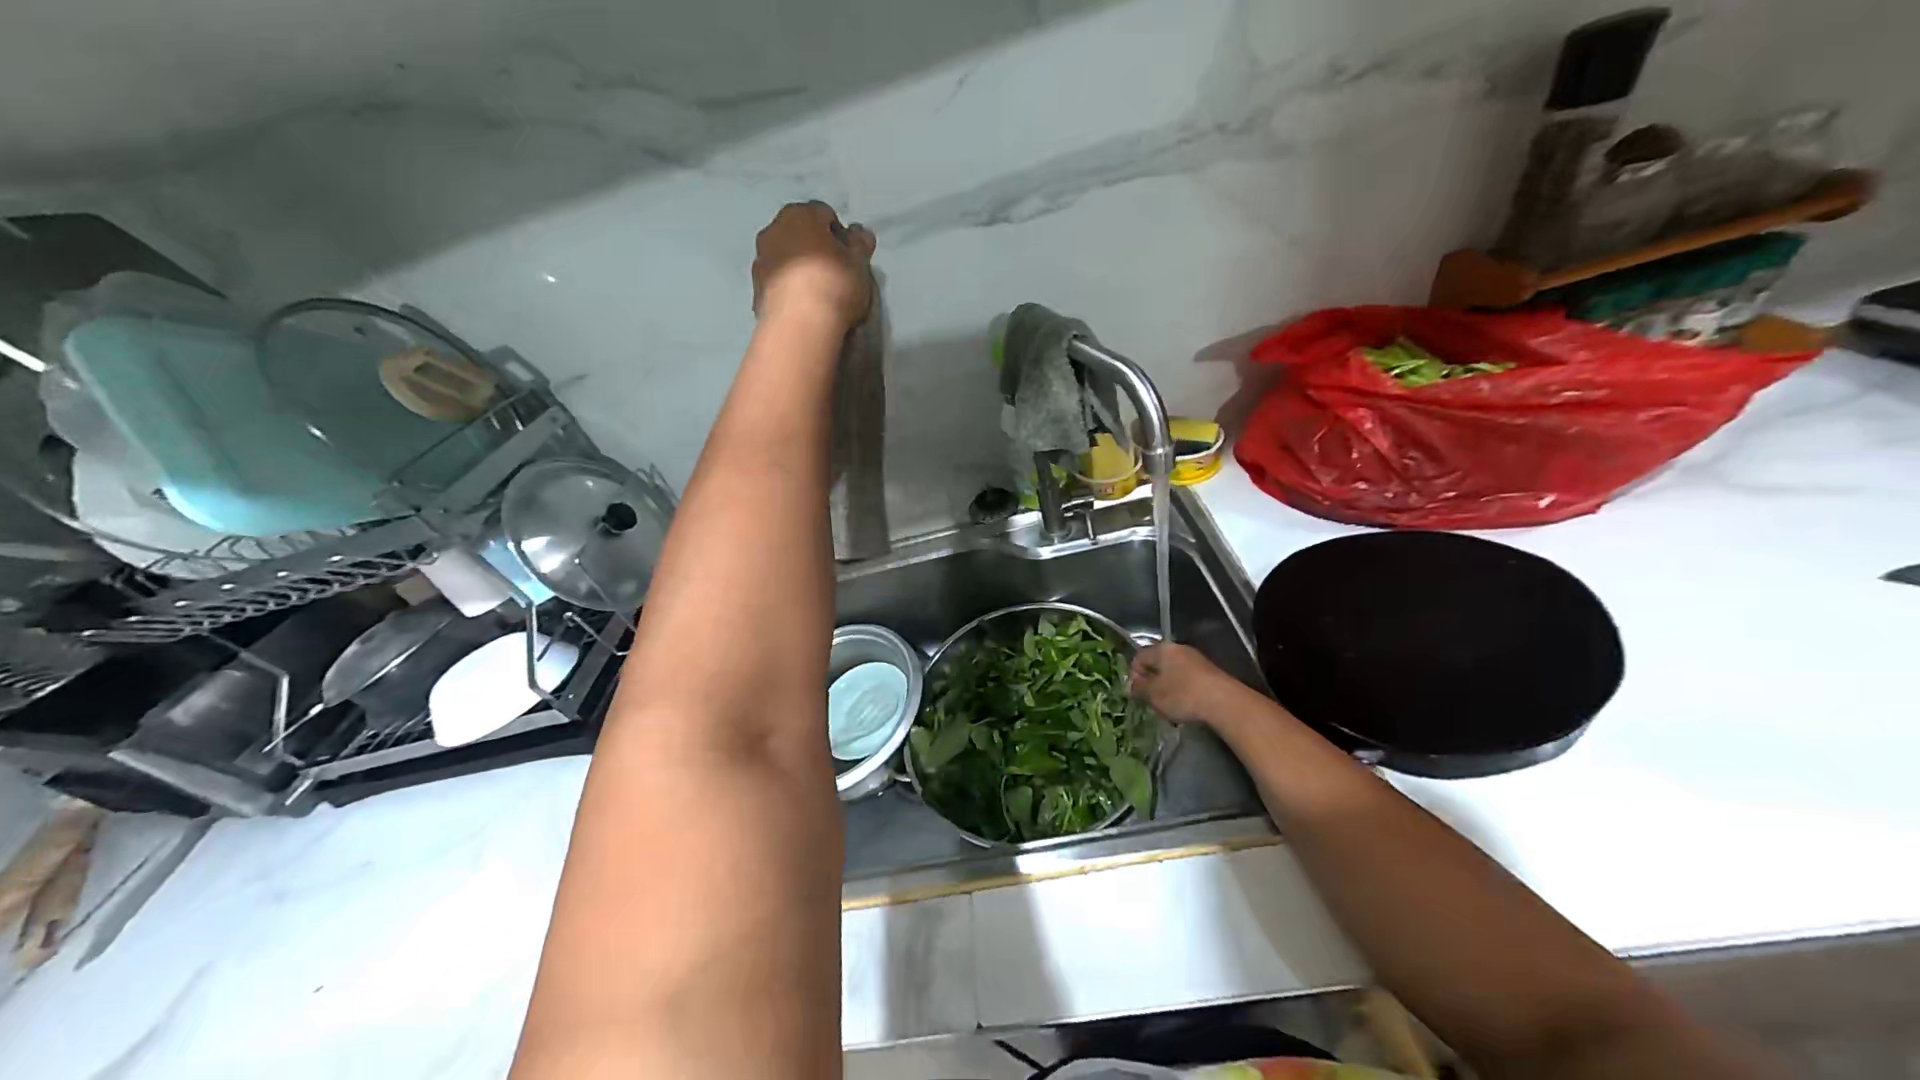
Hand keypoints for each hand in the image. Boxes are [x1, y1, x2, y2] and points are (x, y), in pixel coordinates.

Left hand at [752, 202, 875, 329]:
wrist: (800, 325)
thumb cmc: (834, 283)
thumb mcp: (859, 263)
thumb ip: (859, 245)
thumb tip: (860, 234)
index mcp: (799, 215)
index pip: (824, 214)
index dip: (839, 234)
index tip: (849, 256)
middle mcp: (773, 231)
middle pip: (799, 235)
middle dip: (815, 249)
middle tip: (835, 273)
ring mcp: (760, 262)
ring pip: (785, 260)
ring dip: (800, 270)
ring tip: (818, 295)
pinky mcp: (756, 292)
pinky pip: (778, 285)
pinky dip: (789, 291)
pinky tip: (804, 308)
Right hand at [1128, 643, 1243, 724]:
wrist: (1224, 702)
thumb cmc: (1182, 694)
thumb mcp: (1154, 694)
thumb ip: (1139, 688)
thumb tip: (1130, 686)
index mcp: (1162, 649)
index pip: (1139, 657)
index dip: (1134, 675)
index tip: (1136, 694)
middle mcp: (1179, 649)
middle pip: (1157, 665)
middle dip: (1152, 683)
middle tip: (1151, 702)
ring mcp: (1196, 661)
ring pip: (1173, 674)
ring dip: (1167, 690)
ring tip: (1169, 708)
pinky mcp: (1209, 674)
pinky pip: (1188, 681)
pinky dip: (1183, 693)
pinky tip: (1186, 707)